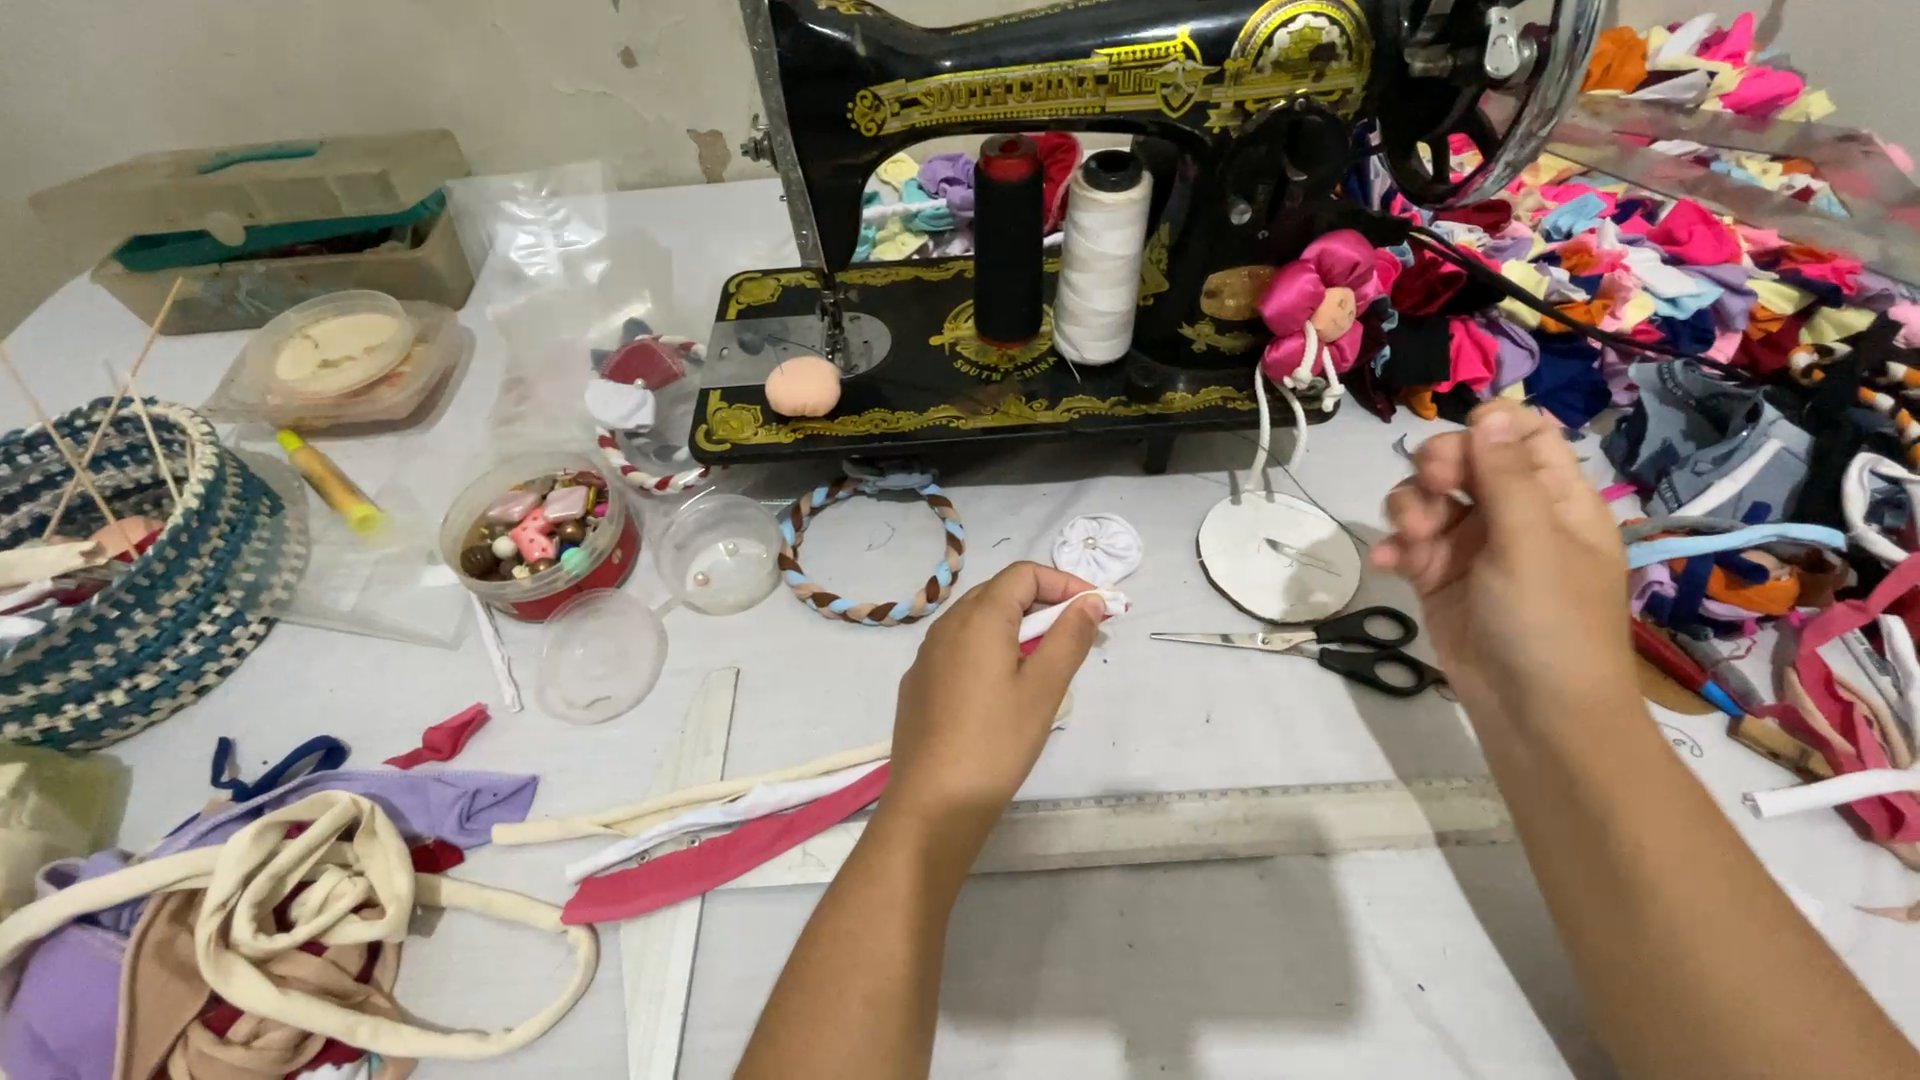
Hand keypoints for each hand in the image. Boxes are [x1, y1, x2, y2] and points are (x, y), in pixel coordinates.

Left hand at [885, 562, 1104, 828]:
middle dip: (1043, 603)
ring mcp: (926, 654)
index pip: (1024, 573)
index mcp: (978, 618)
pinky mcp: (919, 681)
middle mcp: (946, 625)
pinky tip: (1003, 687)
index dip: (1064, 583)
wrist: (932, 802)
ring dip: (1016, 626)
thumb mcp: (1043, 690)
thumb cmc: (996, 743)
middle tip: (1079, 635)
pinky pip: (958, 647)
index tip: (1095, 610)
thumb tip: (1089, 601)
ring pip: (977, 620)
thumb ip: (1068, 638)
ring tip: (1046, 662)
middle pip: (1000, 592)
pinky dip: (989, 649)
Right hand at [1369, 401, 1631, 716]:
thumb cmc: (1549, 622)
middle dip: (1436, 470)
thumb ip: (1505, 477)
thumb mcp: (1531, 544)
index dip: (1487, 430)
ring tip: (1410, 541)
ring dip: (1409, 510)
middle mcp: (1515, 516)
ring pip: (1428, 501)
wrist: (1533, 711)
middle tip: (1428, 488)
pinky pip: (1408, 545)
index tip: (1456, 449)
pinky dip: (1394, 548)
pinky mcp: (1438, 578)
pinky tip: (1388, 564)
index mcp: (1556, 500)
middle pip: (1465, 462)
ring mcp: (1473, 548)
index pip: (1524, 437)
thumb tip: (1492, 412)